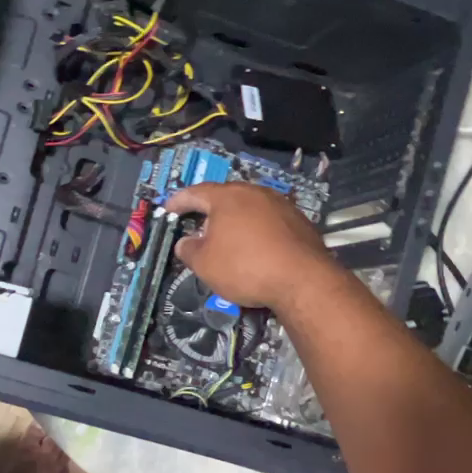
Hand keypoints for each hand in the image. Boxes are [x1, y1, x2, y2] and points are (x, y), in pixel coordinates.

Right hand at [166, 182, 340, 311]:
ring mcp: (280, 204)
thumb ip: (189, 250)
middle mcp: (254, 192)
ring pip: (249, 207)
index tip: (168, 208)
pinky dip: (256, 230)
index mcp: (227, 197)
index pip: (196, 192)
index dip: (179, 201)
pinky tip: (255, 247)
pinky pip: (268, 220)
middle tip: (198, 225)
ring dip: (235, 220)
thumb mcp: (205, 264)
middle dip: (209, 210)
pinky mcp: (299, 220)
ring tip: (227, 238)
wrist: (302, 280)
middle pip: (225, 196)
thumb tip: (185, 242)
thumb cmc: (245, 267)